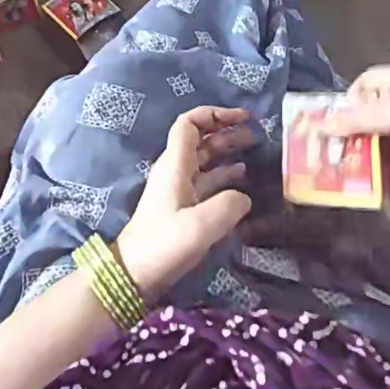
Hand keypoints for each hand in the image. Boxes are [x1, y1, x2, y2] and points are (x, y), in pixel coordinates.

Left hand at [115, 106, 256, 298]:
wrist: (134, 274)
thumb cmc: (164, 244)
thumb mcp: (201, 226)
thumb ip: (229, 206)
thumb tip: (243, 197)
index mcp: (175, 165)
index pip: (189, 123)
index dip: (214, 114)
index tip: (241, 118)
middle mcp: (175, 170)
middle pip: (200, 139)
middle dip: (226, 130)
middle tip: (255, 132)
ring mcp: (177, 188)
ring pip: (204, 159)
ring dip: (227, 150)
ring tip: (253, 149)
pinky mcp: (181, 206)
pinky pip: (205, 180)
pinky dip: (224, 174)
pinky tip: (242, 179)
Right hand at [323, 63, 389, 158]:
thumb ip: (360, 120)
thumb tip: (322, 124)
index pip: (364, 82)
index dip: (350, 100)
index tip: (342, 124)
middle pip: (372, 107)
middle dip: (358, 128)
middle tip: (345, 151)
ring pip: (385, 129)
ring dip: (373, 146)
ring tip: (361, 167)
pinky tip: (384, 173)